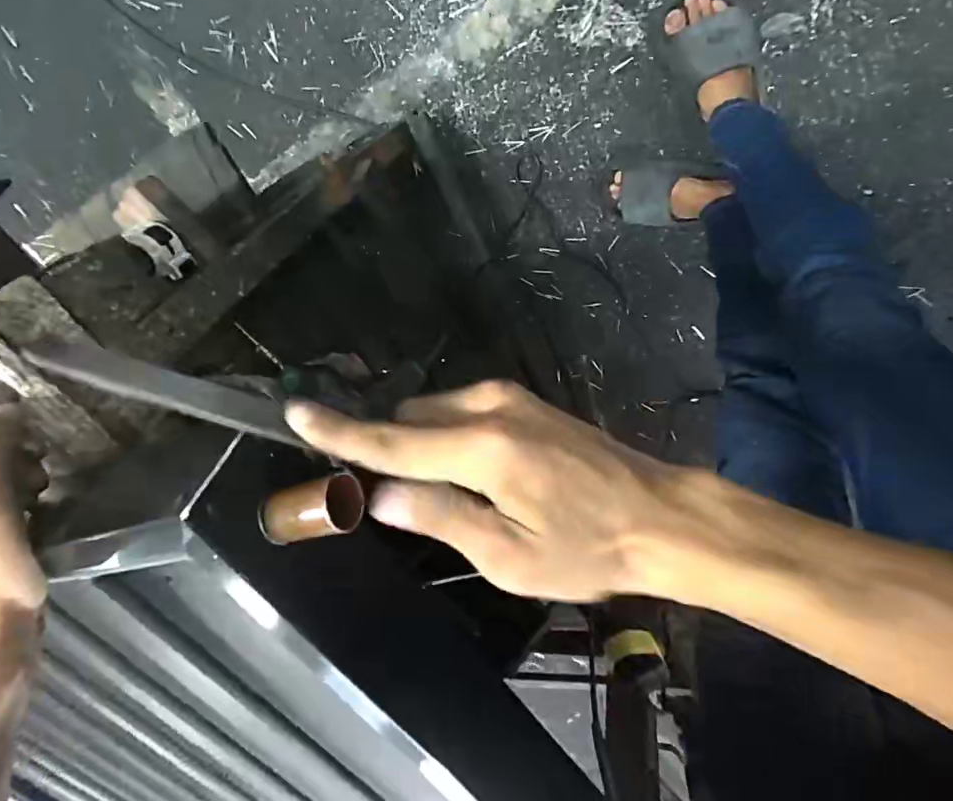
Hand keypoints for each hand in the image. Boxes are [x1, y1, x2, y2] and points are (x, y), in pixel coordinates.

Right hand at [285, 380, 695, 601]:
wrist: (657, 513)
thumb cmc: (587, 548)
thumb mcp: (509, 556)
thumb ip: (439, 516)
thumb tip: (378, 496)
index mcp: (481, 448)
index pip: (391, 441)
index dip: (339, 431)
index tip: (296, 412)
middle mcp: (487, 407)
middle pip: (408, 421)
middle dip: (386, 448)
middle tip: (382, 494)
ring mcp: (506, 396)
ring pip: (432, 413)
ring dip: (417, 443)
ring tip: (437, 492)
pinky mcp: (520, 399)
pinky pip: (458, 410)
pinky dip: (442, 435)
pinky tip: (466, 472)